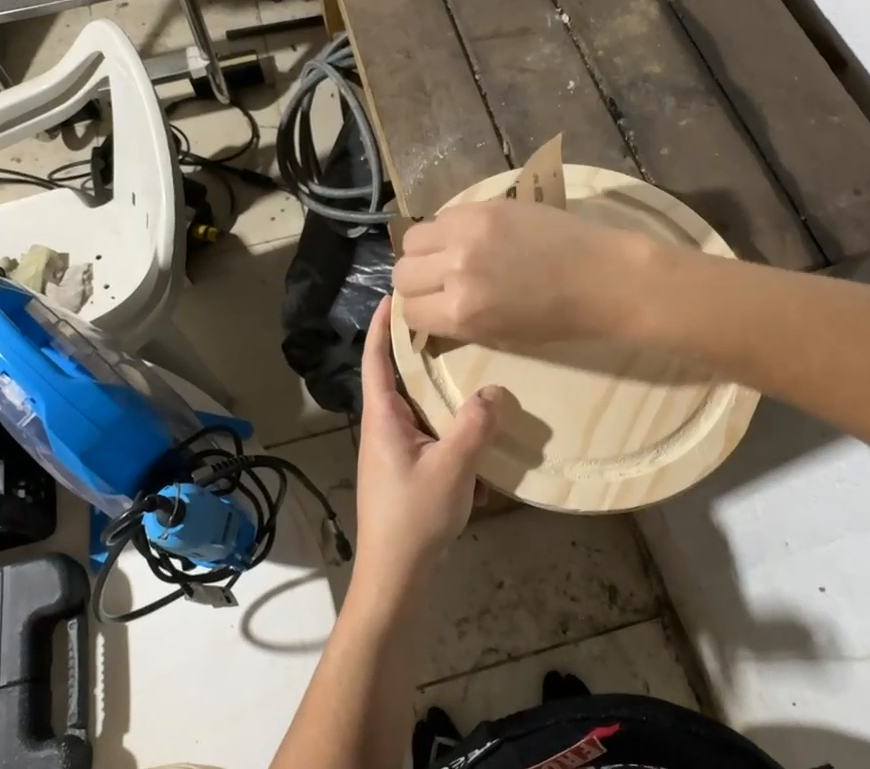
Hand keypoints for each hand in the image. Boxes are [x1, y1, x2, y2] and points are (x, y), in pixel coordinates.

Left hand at [352, 298, 508, 592]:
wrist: (396, 574)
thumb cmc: (413, 516)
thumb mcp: (452, 467)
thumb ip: (474, 426)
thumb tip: (494, 390)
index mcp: (382, 418)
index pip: (375, 360)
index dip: (380, 327)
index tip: (392, 296)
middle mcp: (383, 427)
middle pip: (396, 378)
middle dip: (415, 350)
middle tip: (446, 324)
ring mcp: (393, 450)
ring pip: (414, 406)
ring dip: (433, 386)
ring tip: (465, 364)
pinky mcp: (407, 469)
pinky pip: (426, 431)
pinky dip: (444, 419)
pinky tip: (473, 423)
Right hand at [393, 200, 657, 345]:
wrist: (604, 277)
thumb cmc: (558, 319)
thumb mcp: (499, 335)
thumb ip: (457, 322)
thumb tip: (429, 310)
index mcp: (461, 312)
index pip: (408, 311)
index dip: (418, 312)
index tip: (432, 309)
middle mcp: (455, 270)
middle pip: (402, 273)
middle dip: (416, 282)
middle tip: (438, 282)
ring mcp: (468, 232)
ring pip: (412, 239)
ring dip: (424, 251)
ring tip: (448, 254)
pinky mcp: (485, 205)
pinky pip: (442, 215)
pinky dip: (447, 228)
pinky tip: (470, 236)